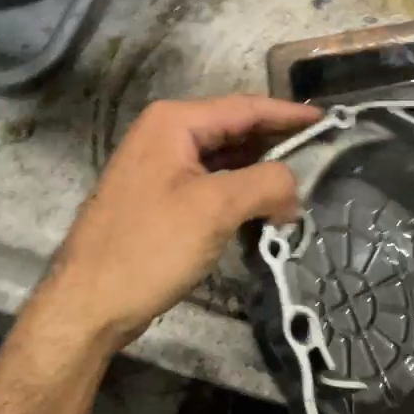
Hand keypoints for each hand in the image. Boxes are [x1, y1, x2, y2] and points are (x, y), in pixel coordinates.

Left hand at [36, 95, 320, 348]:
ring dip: (260, 171)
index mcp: (175, 122)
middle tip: (322, 155)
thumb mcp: (216, 208)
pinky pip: (210, 182)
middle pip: (235, 130)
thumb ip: (267, 184)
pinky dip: (239, 190)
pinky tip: (264, 208)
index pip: (245, 108)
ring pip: (224, 158)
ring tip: (302, 183)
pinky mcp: (159, 198)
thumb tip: (294, 191)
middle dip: (277, 144)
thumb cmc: (150, 246)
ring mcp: (159, 167)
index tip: (328, 121)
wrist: (86, 305)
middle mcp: (165, 134)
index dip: (289, 114)